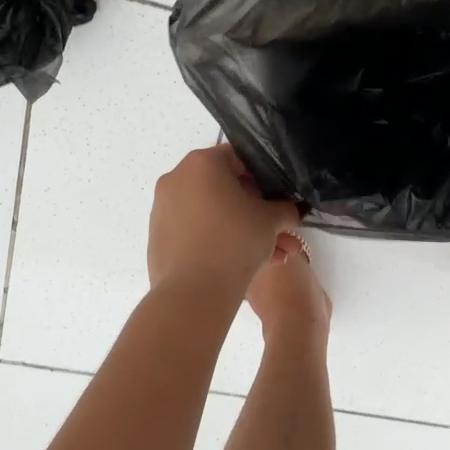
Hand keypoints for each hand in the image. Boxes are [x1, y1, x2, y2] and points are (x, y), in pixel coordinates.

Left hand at [148, 144, 300, 297]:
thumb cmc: (235, 241)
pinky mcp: (159, 236)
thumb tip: (289, 211)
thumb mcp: (273, 219)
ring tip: (273, 256)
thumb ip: (285, 208)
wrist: (193, 292)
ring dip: (245, 230)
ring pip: (215, 213)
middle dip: (258, 211)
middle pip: (226, 188)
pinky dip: (221, 240)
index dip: (265, 176)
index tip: (278, 198)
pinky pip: (198, 230)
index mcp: (202, 163)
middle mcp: (177, 178)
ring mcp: (164, 208)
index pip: (241, 157)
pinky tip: (247, 264)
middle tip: (281, 231)